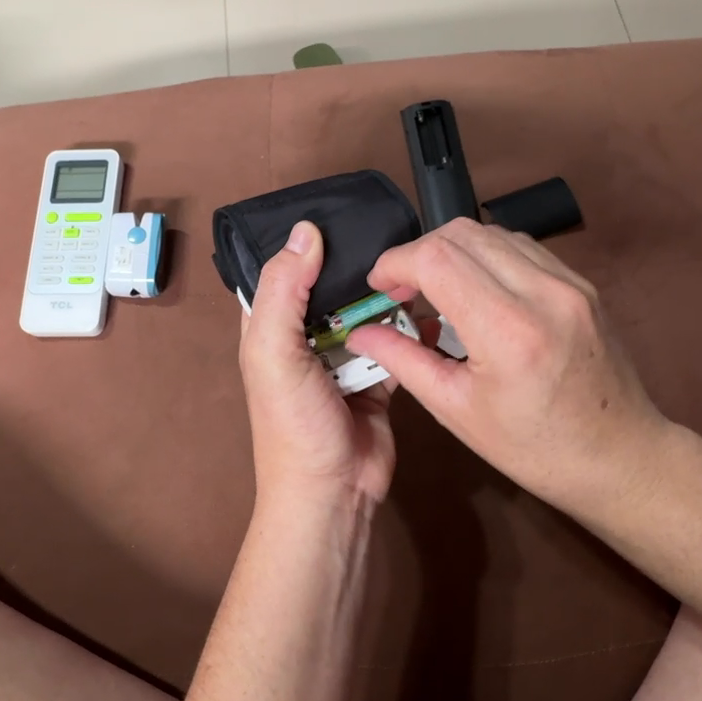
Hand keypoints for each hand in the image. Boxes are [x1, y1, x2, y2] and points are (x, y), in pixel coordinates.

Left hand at [239, 221, 395, 505]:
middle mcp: (304, 336)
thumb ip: (284, 291)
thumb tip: (306, 230)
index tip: (340, 209)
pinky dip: (410, 329)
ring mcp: (343, 357)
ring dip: (387, 293)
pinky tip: (432, 307)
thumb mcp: (273, 352)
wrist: (334, 491)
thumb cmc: (293, 422)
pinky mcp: (377, 376)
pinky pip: (394, 341)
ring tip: (420, 262)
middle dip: (356, 264)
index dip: (303, 243)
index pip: (282, 270)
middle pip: (330, 286)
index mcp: (269, 326)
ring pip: (366, 310)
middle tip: (395, 228)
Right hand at [344, 219, 671, 515]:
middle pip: (460, 232)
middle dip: (418, 253)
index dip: (395, 263)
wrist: (621, 457)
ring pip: (490, 232)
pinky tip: (476, 291)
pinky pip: (520, 247)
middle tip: (402, 291)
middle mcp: (542, 291)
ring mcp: (568, 282)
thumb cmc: (534, 447)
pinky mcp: (581, 282)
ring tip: (437, 291)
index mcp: (507, 330)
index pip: (435, 258)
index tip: (379, 288)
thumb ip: (403, 361)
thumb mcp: (457, 411)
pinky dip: (485, 257)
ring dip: (452, 251)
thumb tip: (360, 332)